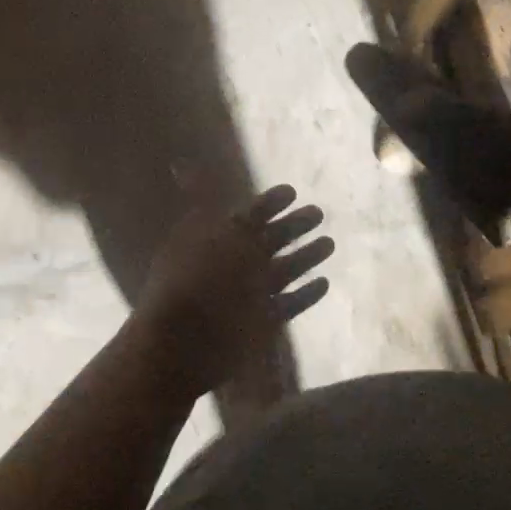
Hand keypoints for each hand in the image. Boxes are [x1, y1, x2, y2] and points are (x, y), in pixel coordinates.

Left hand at [131, 184, 335, 398]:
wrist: (181, 345)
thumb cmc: (192, 282)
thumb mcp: (200, 232)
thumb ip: (198, 199)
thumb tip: (181, 164)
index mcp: (221, 241)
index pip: (250, 215)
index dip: (269, 202)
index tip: (291, 191)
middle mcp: (237, 266)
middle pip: (271, 241)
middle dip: (294, 226)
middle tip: (318, 213)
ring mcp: (250, 295)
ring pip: (285, 271)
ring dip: (306, 257)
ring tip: (329, 243)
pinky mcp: (262, 324)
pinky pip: (289, 305)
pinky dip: (306, 295)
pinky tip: (324, 283)